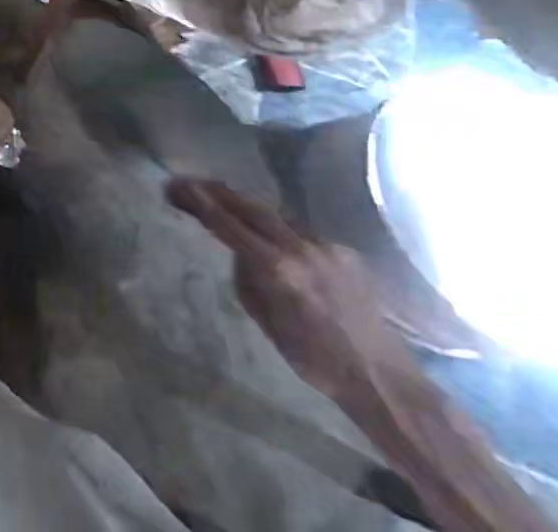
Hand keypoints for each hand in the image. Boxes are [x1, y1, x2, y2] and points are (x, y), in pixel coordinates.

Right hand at [168, 179, 413, 404]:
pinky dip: (280, 229)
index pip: (229, 226)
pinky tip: (273, 238)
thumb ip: (249, 281)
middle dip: (218, 192)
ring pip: (278, 216)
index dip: (200, 204)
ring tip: (224, 201)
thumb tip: (239, 253)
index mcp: (278, 270)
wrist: (380, 376)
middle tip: (191, 182)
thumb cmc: (315, 360)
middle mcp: (302, 248)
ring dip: (248, 207)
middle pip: (252, 207)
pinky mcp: (344, 250)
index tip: (177, 187)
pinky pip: (302, 231)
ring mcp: (326, 245)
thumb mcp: (267, 324)